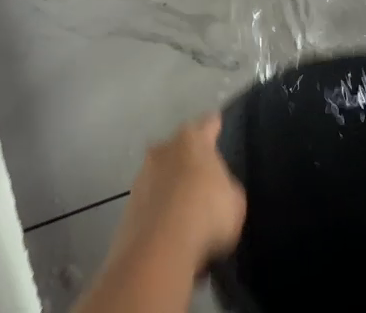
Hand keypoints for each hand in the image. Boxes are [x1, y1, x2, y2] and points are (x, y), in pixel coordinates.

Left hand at [75, 115, 245, 312]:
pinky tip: (171, 228)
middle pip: (179, 148)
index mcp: (192, 140)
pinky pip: (151, 200)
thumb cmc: (207, 213)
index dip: (214, 125)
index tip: (215, 119)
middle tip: (201, 176)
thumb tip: (217, 187)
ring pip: (161, 173)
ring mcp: (142, 174)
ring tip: (185, 208)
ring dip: (171, 185)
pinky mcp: (130, 201)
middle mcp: (163, 148)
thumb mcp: (234, 201)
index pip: (207, 125)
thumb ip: (226, 186)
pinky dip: (160, 208)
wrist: (160, 246)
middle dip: (188, 158)